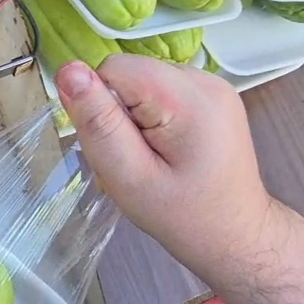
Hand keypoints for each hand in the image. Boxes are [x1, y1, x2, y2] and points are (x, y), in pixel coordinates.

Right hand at [54, 55, 282, 277]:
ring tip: (148, 156)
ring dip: (131, 114)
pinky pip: (158, 90)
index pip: (113, 70)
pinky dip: (149, 115)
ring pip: (140, 80)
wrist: (234, 234)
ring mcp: (212, 84)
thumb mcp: (128, 176)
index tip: (116, 146)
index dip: (100, 106)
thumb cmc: (181, 215)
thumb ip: (97, 122)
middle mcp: (205, 79)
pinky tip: (163, 148)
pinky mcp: (212, 94)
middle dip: (116, 111)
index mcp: (188, 98)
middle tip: (130, 157)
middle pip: (128, 72)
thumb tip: (69, 71)